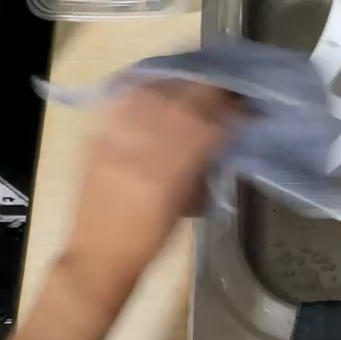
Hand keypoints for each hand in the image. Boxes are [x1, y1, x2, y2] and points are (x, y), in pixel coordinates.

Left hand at [56, 81, 234, 318]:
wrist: (98, 259)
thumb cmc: (150, 241)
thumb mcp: (187, 206)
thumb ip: (202, 166)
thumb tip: (221, 132)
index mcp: (168, 178)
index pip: (206, 128)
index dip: (229, 111)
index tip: (245, 105)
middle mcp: (139, 155)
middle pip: (179, 104)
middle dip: (207, 89)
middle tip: (225, 87)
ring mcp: (113, 144)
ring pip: (150, 96)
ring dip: (177, 83)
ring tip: (194, 80)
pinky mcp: (95, 141)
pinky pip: (120, 103)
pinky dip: (141, 89)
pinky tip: (155, 84)